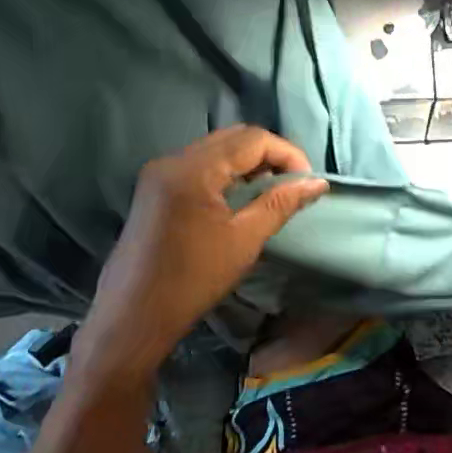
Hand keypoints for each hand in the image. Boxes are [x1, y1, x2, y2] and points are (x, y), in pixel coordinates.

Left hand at [79, 126, 328, 380]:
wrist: (134, 314)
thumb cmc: (193, 280)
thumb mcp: (245, 240)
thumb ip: (281, 203)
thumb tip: (317, 183)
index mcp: (193, 168)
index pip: (252, 139)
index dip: (287, 154)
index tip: (308, 182)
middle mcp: (173, 159)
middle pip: (232, 138)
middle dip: (269, 155)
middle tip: (292, 185)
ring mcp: (159, 172)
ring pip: (215, 150)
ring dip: (247, 164)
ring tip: (271, 193)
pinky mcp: (154, 188)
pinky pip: (198, 166)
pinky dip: (225, 174)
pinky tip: (239, 199)